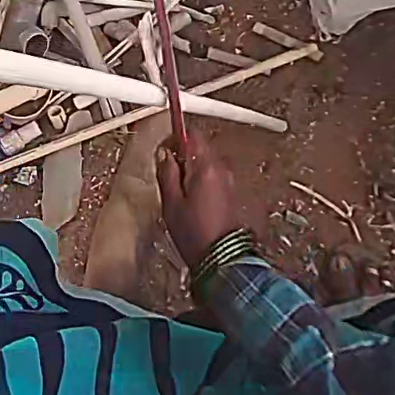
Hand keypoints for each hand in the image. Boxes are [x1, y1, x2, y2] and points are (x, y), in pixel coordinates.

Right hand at [156, 129, 238, 267]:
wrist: (221, 259)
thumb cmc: (195, 234)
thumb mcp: (171, 202)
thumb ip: (167, 173)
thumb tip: (164, 155)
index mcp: (206, 167)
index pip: (192, 135)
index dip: (175, 137)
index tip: (164, 147)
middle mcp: (221, 170)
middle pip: (200, 147)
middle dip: (181, 154)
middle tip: (166, 170)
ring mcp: (228, 181)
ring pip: (205, 162)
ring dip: (190, 168)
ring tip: (177, 189)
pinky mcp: (230, 193)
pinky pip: (212, 176)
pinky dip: (200, 180)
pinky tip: (190, 198)